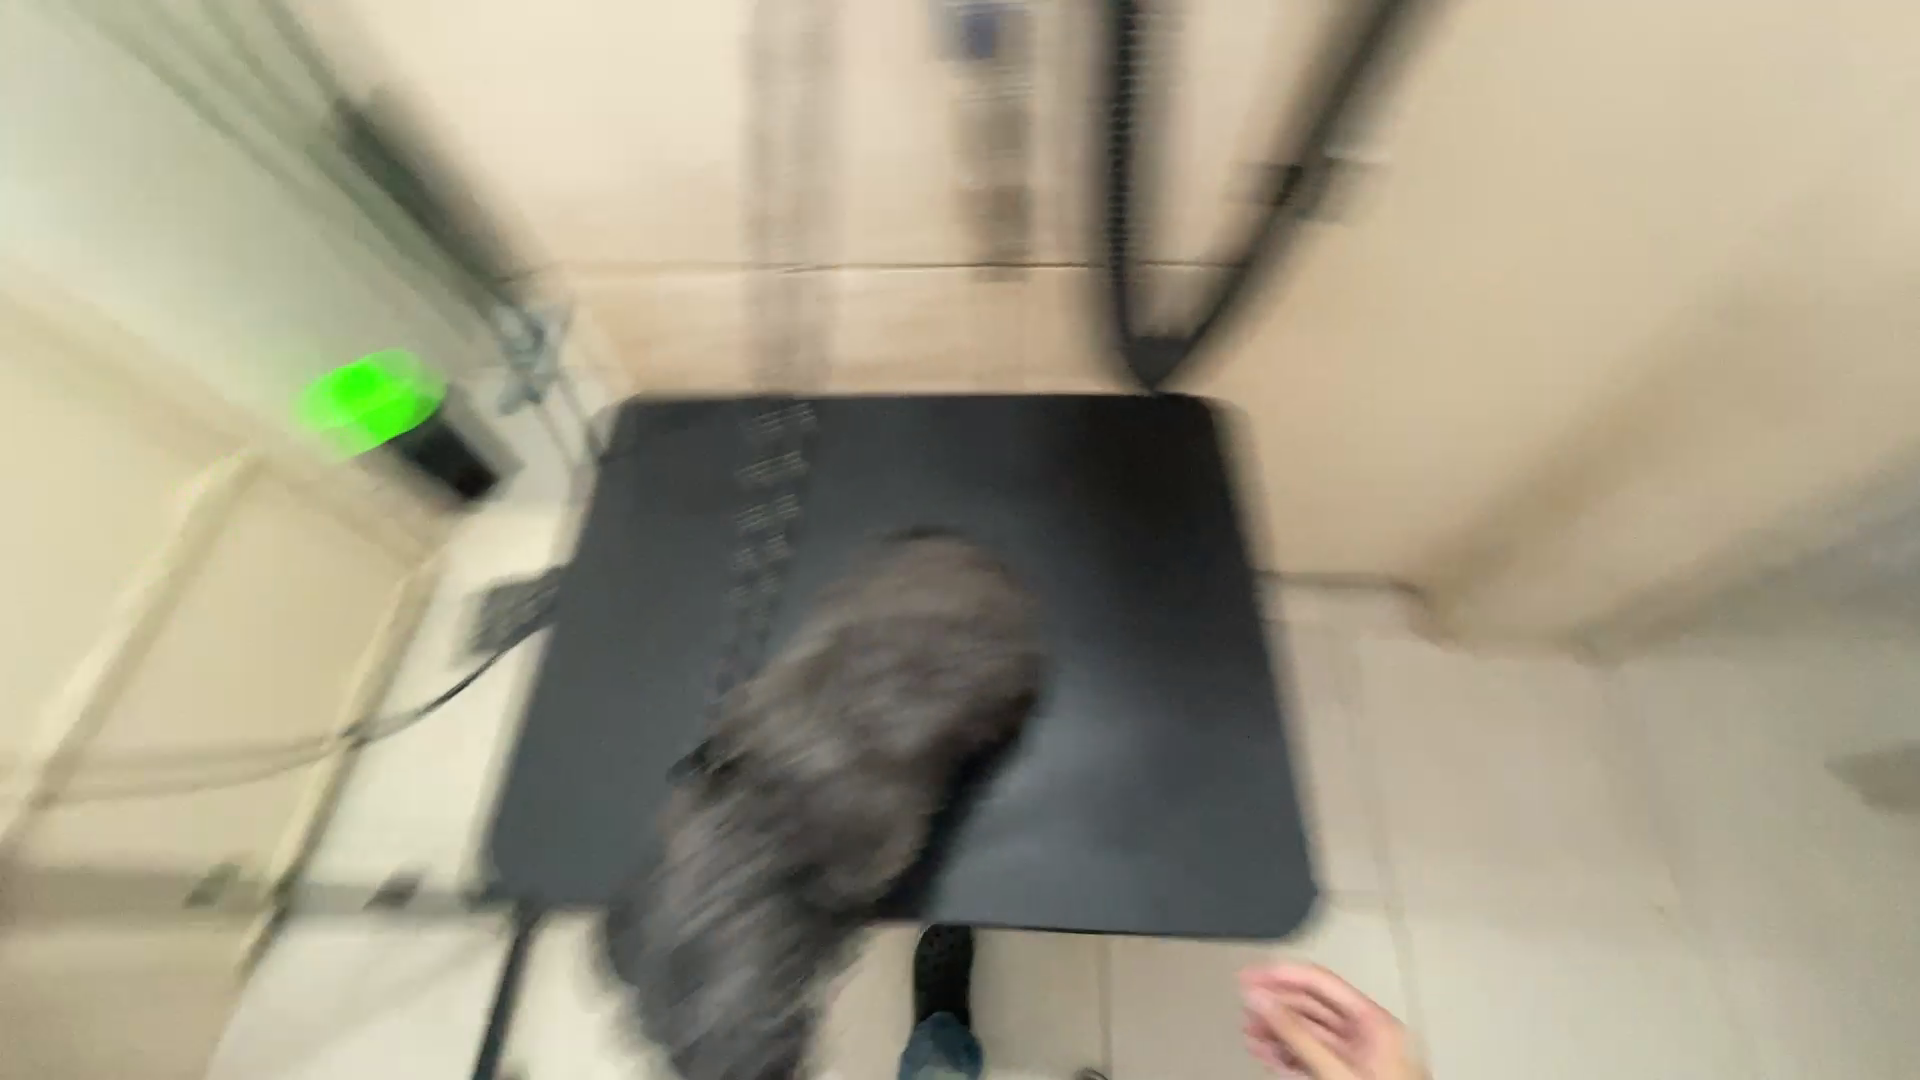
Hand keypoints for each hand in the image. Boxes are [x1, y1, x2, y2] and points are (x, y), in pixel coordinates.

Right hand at [1240, 963, 1423, 1079]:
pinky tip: (1267, 1051)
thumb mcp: (1337, 1069)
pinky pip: (1313, 1052)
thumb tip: (1261, 999)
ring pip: (1308, 1030)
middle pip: (1310, 1005)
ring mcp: (1359, 1056)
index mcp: (1375, 1021)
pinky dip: (1289, 1051)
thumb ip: (1296, 1034)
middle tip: (1246, 1006)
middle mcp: (1368, 1033)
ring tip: (1250, 1032)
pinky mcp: (1349, 1074)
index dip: (1281, 973)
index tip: (1251, 974)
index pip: (1319, 979)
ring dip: (1276, 1030)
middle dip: (1274, 1006)